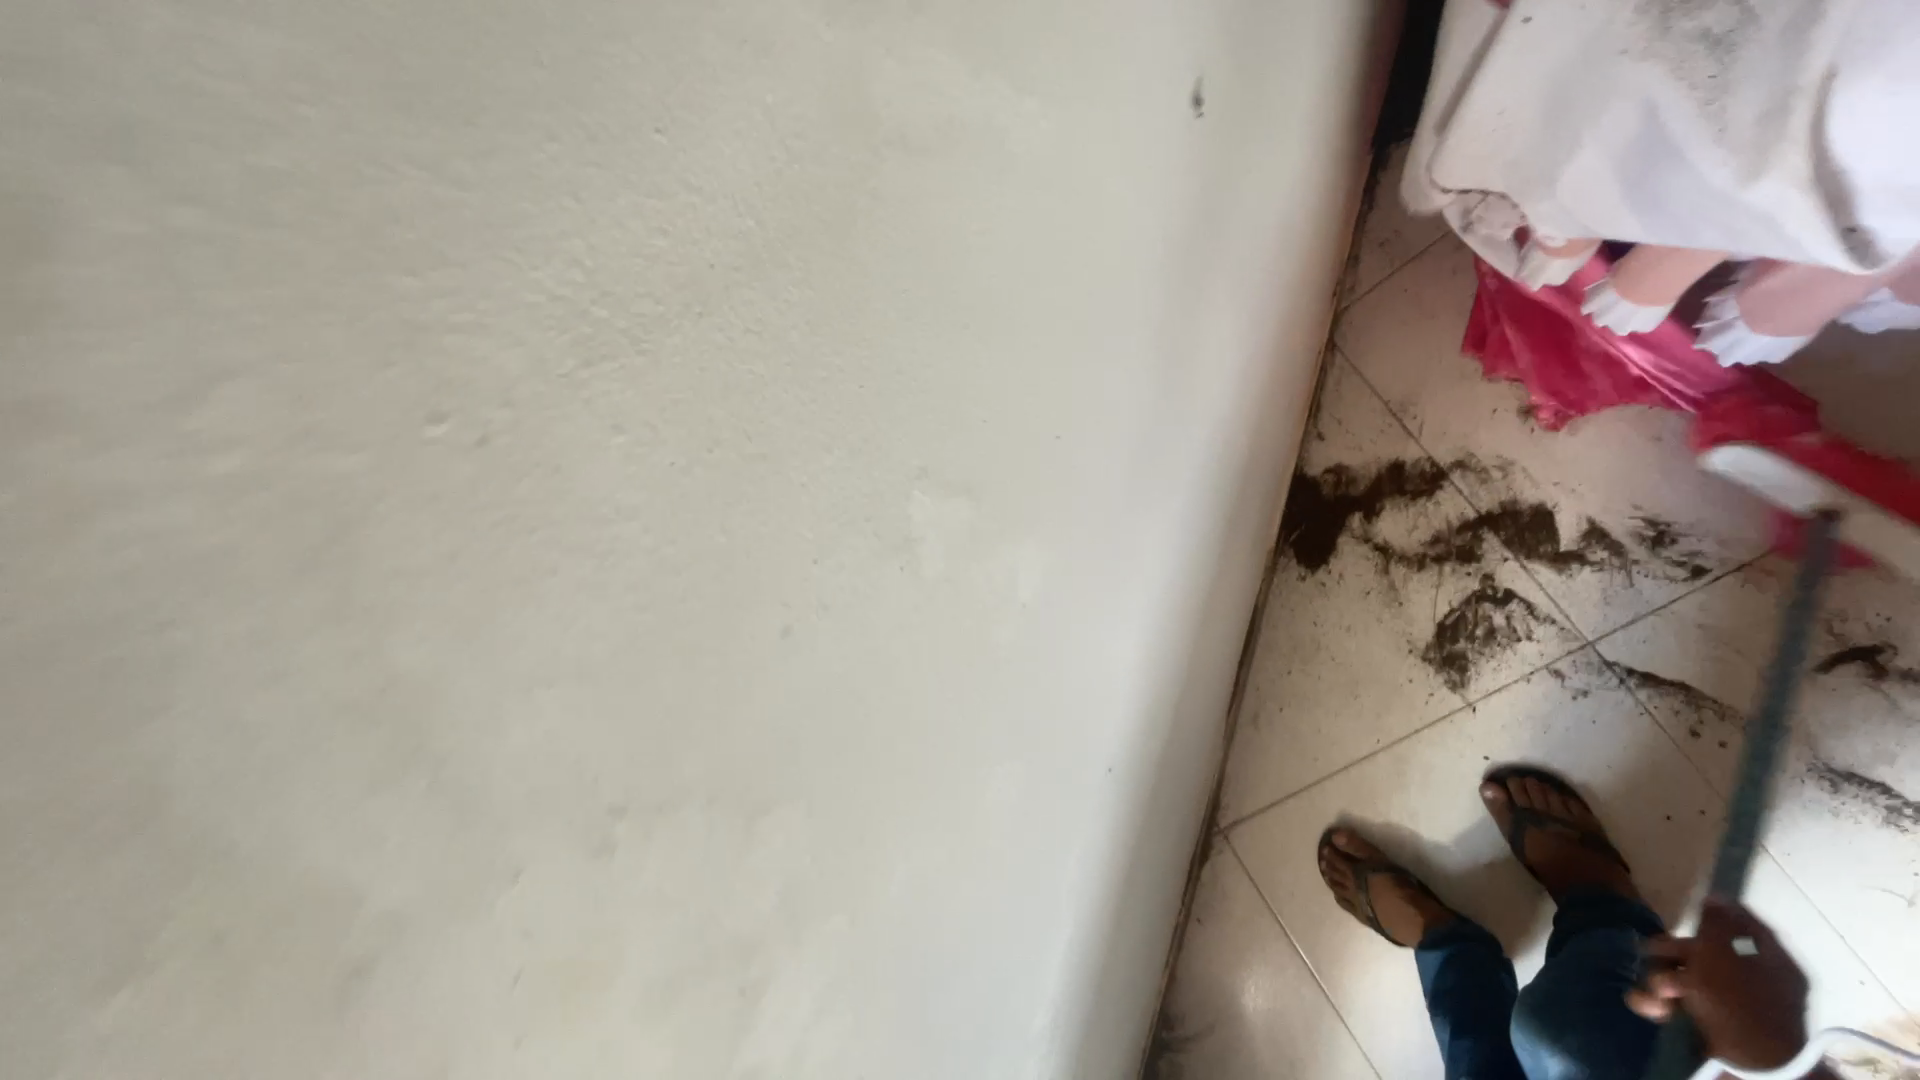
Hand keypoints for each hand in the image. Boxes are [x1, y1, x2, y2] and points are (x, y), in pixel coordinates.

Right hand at [1627, 899, 1810, 1069]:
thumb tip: (1715, 895)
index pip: (1744, 923)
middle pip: (1698, 948)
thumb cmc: (1739, 1005)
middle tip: (1662, 957)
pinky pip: (1671, 999)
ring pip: (1677, 973)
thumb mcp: (1724, 955)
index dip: (1718, 911)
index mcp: (1768, 962)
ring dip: (1659, 979)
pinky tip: (1657, 1008)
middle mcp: (1749, 979)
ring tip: (1661, 995)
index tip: (1694, 904)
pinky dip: (1658, 1001)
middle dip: (1670, 952)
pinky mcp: (1704, 1021)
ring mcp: (1726, 1002)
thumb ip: (1717, 923)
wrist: (1748, 1067)